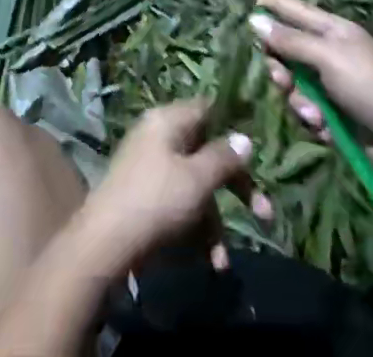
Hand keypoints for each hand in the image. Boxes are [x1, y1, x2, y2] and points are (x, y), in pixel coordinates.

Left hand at [75, 100, 263, 273]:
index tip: (261, 139)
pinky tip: (210, 263)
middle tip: (266, 213)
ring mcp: (151, 168)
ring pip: (197, 186)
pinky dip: (196, 231)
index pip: (206, 108)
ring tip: (223, 259)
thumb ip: (223, 158)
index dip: (233, 122)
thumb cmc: (157, 200)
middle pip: (207, 152)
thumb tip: (244, 137)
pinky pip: (181, 206)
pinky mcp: (148, 197)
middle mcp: (158, 138)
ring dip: (215, 223)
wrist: (107, 241)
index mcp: (166, 122)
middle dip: (237, 186)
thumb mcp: (197, 179)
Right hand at [243, 0, 372, 188]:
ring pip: (289, 82)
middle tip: (282, 80)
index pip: (290, 7)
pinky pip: (302, 108)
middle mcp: (329, 53)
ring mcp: (330, 84)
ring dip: (297, 100)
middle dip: (278, 67)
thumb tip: (254, 20)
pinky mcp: (331, 113)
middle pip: (283, 49)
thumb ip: (289, 40)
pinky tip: (325, 128)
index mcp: (332, 30)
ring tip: (314, 114)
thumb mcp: (328, 58)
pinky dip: (310, 118)